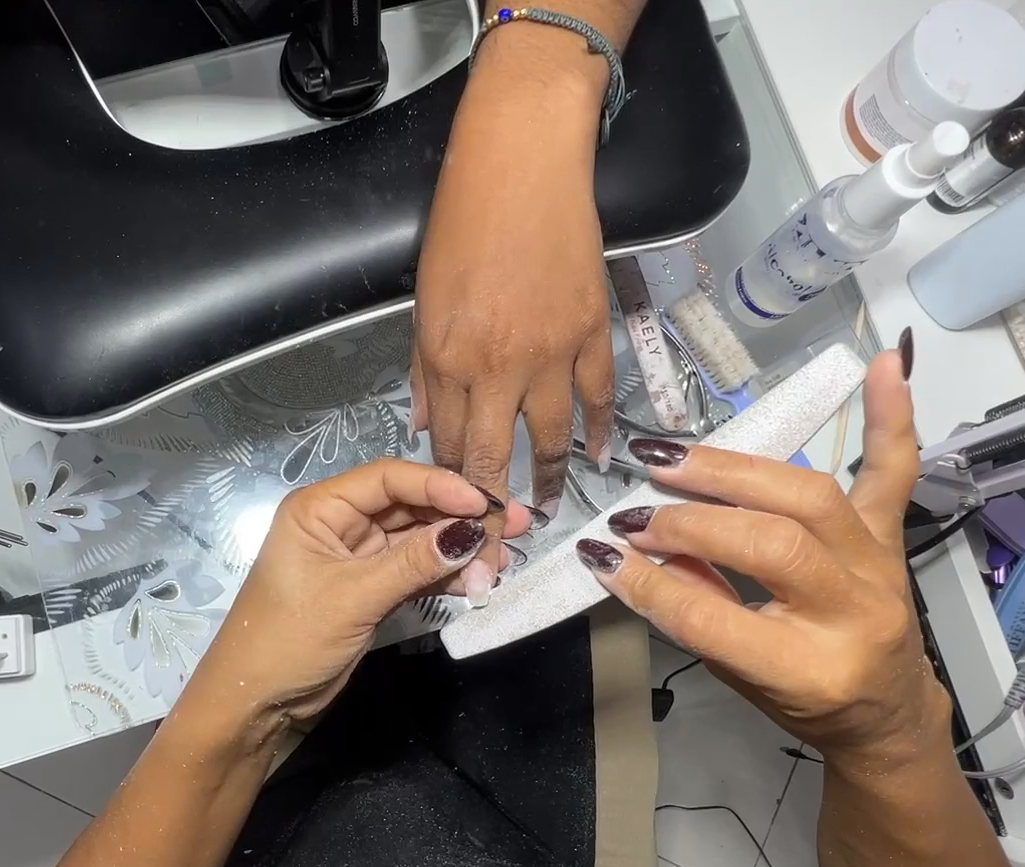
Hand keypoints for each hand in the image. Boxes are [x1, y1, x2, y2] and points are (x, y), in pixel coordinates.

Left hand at [190, 460, 532, 724]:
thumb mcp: (352, 597)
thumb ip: (413, 562)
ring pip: (418, 540)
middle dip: (459, 517)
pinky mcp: (371, 589)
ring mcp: (358, 557)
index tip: (483, 502)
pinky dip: (445, 575)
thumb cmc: (289, 639)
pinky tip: (479, 580)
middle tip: (514, 525)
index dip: (438, 484)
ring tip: (504, 560)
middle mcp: (340, 523)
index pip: (387, 478)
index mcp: (320, 508)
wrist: (257, 705)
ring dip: (459, 549)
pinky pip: (415, 571)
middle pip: (409, 506)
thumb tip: (472, 531)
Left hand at [412, 25, 616, 523]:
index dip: (452, 486)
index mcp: (448, 360)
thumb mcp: (424, 302)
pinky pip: (596, 397)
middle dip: (494, 509)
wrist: (523, 165)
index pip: (449, 444)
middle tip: (498, 543)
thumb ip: (426, 373)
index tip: (457, 513)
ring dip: (549, 480)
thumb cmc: (462, 226)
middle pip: (495, 459)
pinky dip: (598, 431)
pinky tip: (600, 458)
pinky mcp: (592, 334)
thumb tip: (426, 427)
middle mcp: (498, 369)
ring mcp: (550, 354)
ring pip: (550, 438)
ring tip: (549, 510)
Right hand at [579, 348, 950, 769]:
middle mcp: (854, 614)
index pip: (711, 618)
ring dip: (732, 472)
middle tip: (634, 514)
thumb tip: (640, 552)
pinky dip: (891, 419)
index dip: (648, 582)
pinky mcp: (890, 538)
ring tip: (671, 459)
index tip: (600, 554)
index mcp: (809, 670)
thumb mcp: (736, 676)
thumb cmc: (804, 704)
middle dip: (689, 523)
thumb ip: (696, 611)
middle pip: (768, 546)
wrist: (887, 714)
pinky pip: (895, 475)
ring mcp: (879, 567)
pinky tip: (886, 366)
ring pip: (809, 498)